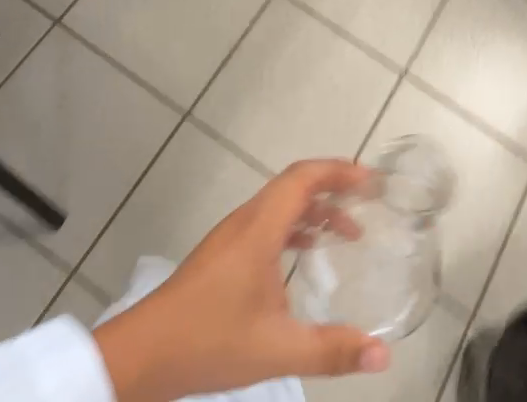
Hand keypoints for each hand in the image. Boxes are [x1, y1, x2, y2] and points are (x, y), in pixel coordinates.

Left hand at [92, 159, 391, 401]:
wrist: (143, 353)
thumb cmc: (208, 340)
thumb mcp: (277, 349)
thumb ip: (332, 351)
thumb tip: (384, 356)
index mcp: (258, 229)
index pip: (302, 178)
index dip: (338, 171)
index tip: (370, 181)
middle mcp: (244, 223)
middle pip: (292, 187)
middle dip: (332, 189)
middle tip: (368, 205)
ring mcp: (229, 239)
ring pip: (278, 206)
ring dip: (313, 211)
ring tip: (347, 233)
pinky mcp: (221, 256)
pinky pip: (266, 225)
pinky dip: (293, 229)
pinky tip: (306, 256)